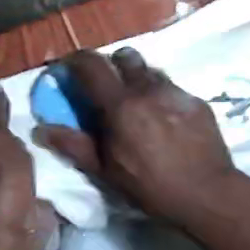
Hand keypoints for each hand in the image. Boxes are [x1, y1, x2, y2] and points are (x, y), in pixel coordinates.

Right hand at [34, 48, 240, 225]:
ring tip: (139, 106)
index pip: (91, 64)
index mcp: (120, 104)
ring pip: (152, 71)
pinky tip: (167, 121)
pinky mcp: (198, 102)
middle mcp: (148, 89)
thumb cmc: (151, 187)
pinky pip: (174, 89)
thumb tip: (42, 129)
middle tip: (108, 88)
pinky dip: (163, 97)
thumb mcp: (106, 171)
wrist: (207, 192)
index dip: (76, 61)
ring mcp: (177, 93)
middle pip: (125, 57)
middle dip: (112, 65)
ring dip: (139, 80)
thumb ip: (74, 146)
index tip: (70, 69)